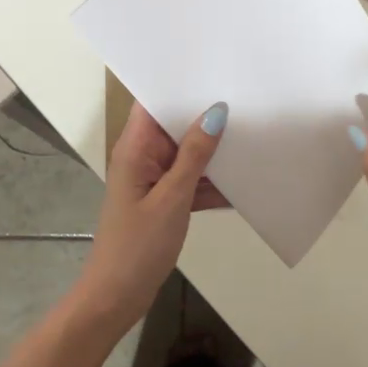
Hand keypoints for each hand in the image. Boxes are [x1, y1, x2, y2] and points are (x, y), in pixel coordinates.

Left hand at [77, 102, 229, 325]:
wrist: (115, 299)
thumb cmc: (137, 246)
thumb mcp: (172, 198)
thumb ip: (195, 155)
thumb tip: (216, 112)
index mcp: (134, 148)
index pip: (153, 102)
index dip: (178, 83)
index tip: (211, 68)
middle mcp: (141, 156)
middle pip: (173, 124)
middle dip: (204, 114)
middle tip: (243, 95)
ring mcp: (152, 179)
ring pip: (185, 153)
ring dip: (212, 149)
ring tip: (251, 129)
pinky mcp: (163, 200)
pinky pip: (190, 179)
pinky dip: (211, 181)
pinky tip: (243, 178)